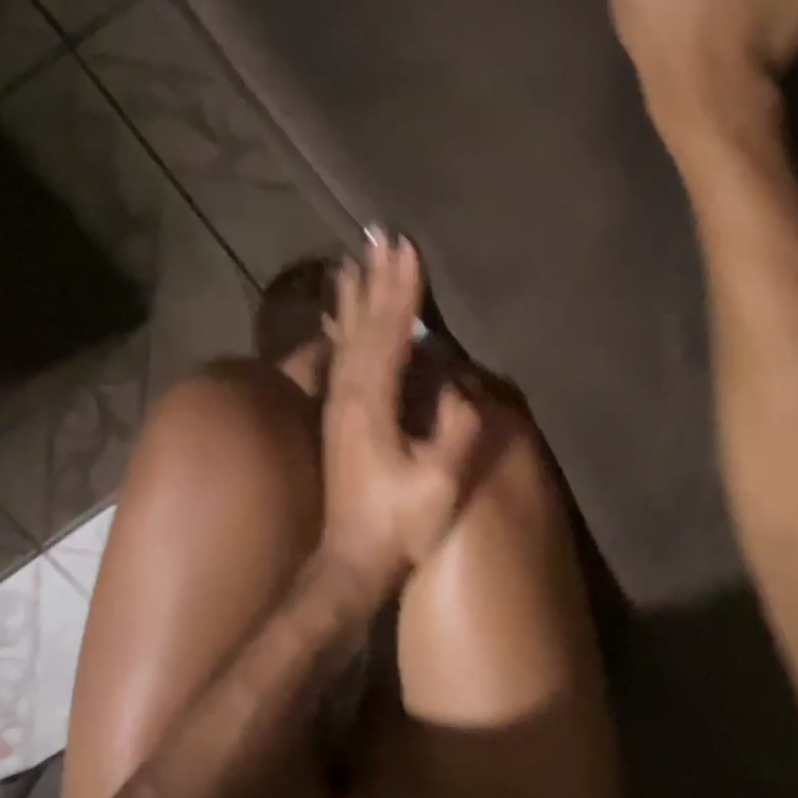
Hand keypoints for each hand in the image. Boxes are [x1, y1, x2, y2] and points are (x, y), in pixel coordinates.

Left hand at [318, 238, 480, 585]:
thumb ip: (455, 428)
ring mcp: (338, 405)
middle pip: (362, 325)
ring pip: (345, 337)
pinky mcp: (338, 417)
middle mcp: (347, 394)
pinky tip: (338, 313)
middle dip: (374, 280)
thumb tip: (459, 385)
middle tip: (377, 235)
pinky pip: (340, 356)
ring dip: (353, 296)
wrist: (351, 562)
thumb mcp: (441, 482)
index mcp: (371, 404)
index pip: (389, 334)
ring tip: (353, 259)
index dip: (400, 290)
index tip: (407, 248)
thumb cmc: (399, 526)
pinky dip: (341, 326)